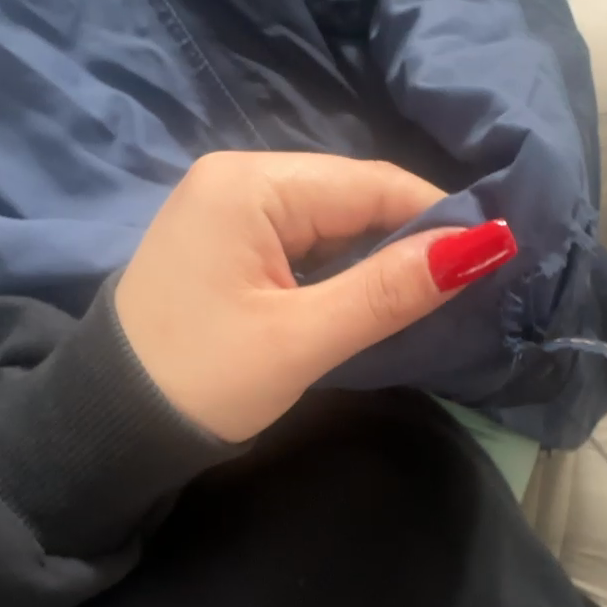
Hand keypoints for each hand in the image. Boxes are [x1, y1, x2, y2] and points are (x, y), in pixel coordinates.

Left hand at [114, 152, 514, 441]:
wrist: (111, 425)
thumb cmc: (202, 380)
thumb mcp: (301, 338)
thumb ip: (389, 289)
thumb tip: (485, 244)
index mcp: (248, 185)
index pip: (368, 184)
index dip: (436, 217)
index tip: (495, 254)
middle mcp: (235, 180)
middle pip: (348, 199)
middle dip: (406, 239)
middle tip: (463, 285)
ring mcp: (224, 212)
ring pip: (326, 223)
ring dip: (373, 258)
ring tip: (425, 295)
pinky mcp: (221, 247)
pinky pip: (297, 244)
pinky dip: (335, 270)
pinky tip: (363, 297)